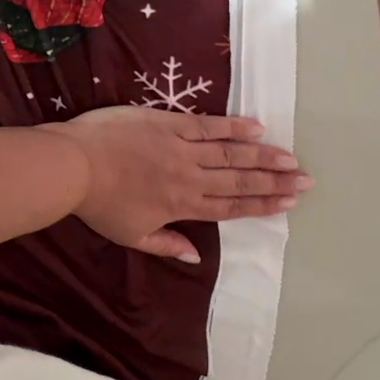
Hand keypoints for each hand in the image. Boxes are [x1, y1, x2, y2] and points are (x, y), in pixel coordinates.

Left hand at [47, 107, 310, 263]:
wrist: (74, 164)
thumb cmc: (98, 202)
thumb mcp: (130, 235)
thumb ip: (165, 244)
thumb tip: (196, 256)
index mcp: (181, 206)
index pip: (230, 207)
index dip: (262, 205)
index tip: (289, 202)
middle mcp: (188, 177)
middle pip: (238, 180)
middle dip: (274, 181)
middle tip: (306, 179)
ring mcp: (178, 147)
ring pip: (229, 152)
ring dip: (262, 155)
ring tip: (290, 156)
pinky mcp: (165, 122)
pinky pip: (205, 124)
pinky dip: (231, 125)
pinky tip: (254, 125)